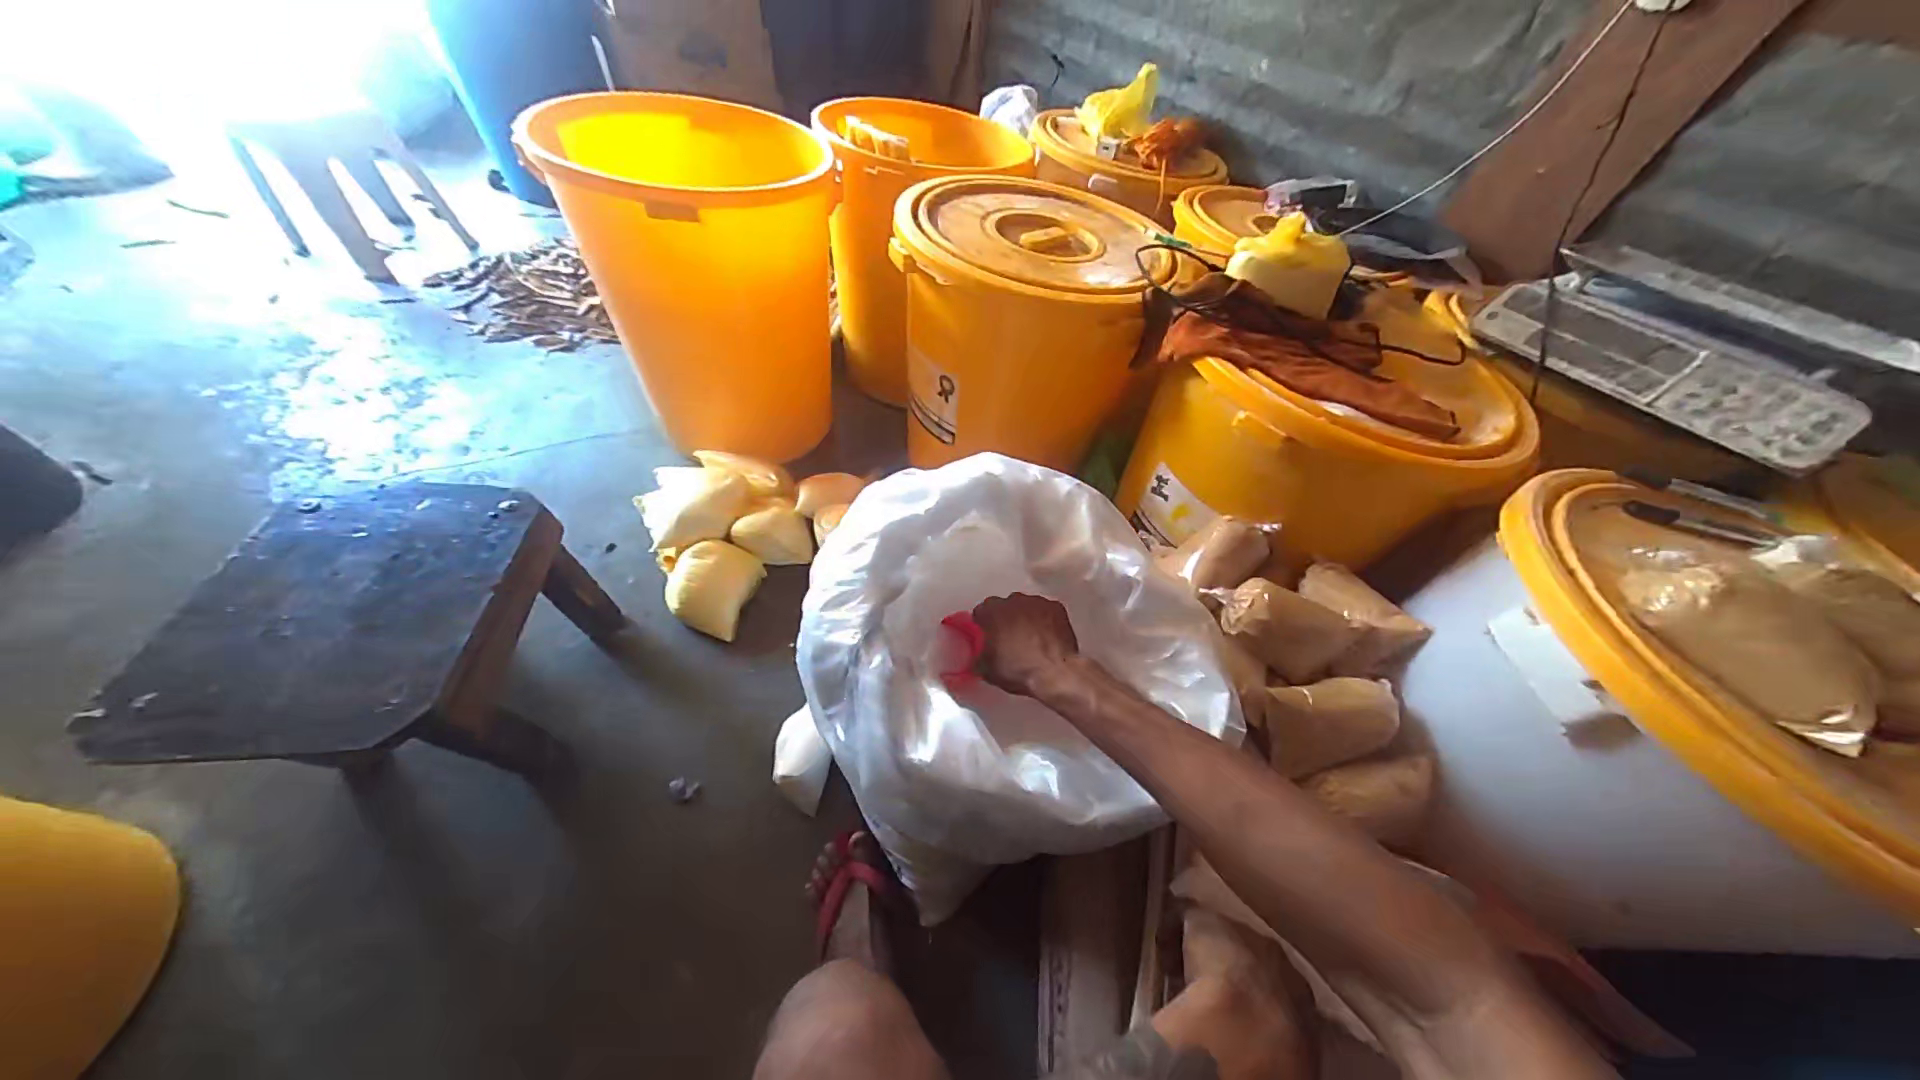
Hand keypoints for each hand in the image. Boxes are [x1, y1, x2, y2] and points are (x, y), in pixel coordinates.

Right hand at [970, 593, 1080, 697]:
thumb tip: (979, 658)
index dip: (983, 625)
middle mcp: (1012, 601)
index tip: (987, 635)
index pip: (981, 611)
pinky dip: (1044, 620)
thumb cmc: (1021, 670)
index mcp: (991, 612)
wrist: (1054, 673)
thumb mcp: (987, 670)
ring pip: (1025, 606)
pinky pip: (1045, 610)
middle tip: (1008, 640)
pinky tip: (1044, 637)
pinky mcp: (1055, 607)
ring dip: (1024, 618)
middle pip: (1003, 606)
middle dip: (1004, 620)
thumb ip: (978, 657)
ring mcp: (1035, 603)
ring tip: (1028, 640)